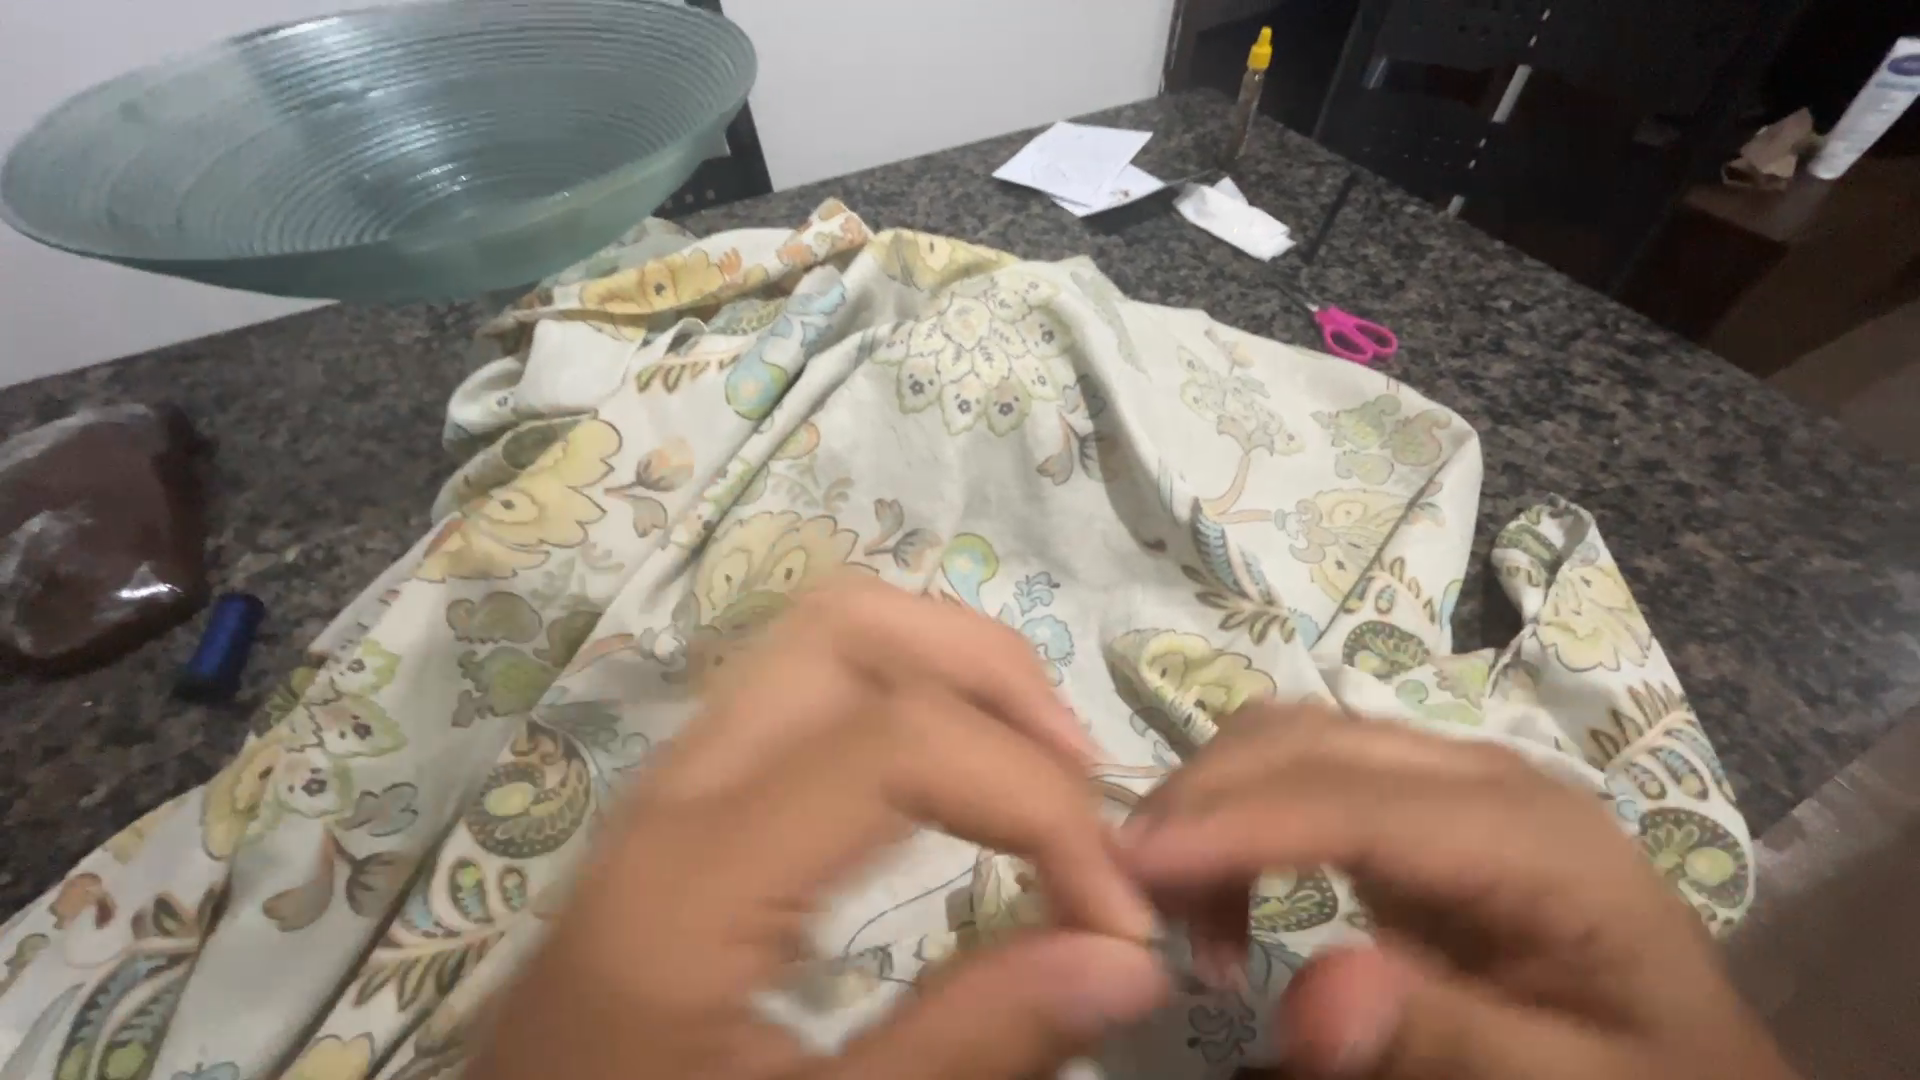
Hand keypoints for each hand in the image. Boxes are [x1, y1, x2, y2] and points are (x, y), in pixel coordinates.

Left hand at [467, 578, 1166, 1079]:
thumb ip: (971, 1044)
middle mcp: (678, 785)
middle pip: (850, 624)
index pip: (902, 743)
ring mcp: (678, 771)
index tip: (1114, 912)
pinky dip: (910, 688)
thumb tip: (1129, 958)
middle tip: (1077, 777)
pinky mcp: (695, 787)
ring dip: (952, 666)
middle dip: (993, 673)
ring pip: (829, 631)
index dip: (1041, 805)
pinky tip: (955, 770)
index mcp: (692, 878)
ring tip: (1033, 761)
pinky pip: (813, 680)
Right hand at [1120, 705, 1794, 1079]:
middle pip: (1302, 739)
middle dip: (1201, 800)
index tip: (1130, 865)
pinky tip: (1229, 890)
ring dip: (1210, 802)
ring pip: (1284, 737)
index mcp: (1531, 833)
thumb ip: (1450, 1046)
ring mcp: (1437, 772)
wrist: (1685, 1056)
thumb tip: (1309, 999)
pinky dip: (1233, 811)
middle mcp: (1475, 771)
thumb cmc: (1641, 1072)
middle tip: (1133, 895)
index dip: (1232, 824)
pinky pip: (1292, 768)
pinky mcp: (1407, 792)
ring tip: (1185, 911)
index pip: (1350, 801)